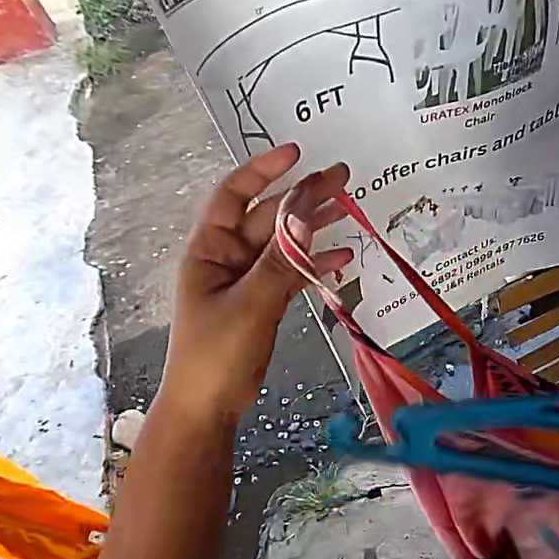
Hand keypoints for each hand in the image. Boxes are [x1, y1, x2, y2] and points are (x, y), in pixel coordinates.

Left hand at [157, 144, 349, 422]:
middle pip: (269, 217)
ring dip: (315, 227)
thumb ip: (280, 262)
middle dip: (303, 197)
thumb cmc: (215, 354)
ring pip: (286, 244)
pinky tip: (342, 257)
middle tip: (342, 179)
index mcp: (210, 249)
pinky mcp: (265, 301)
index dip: (263, 170)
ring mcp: (249, 279)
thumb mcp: (249, 305)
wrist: (209, 404)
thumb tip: (306, 216)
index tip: (296, 154)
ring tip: (349, 209)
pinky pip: (293, 273)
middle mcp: (229, 257)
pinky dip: (315, 264)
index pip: (235, 196)